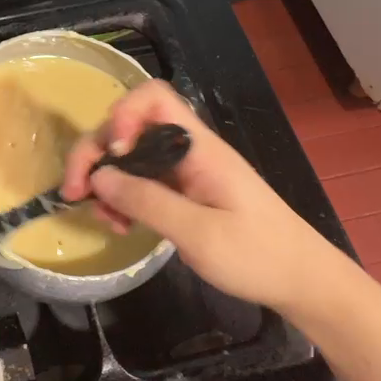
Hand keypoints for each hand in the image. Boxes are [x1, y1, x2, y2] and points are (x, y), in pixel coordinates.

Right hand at [60, 80, 343, 309]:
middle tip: (75, 192)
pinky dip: (123, 198)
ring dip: (107, 180)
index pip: (153, 97)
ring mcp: (185, 172)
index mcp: (197, 147)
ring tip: (101, 217)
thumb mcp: (198, 234)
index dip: (123, 113)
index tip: (112, 152)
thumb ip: (147, 201)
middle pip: (130, 128)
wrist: (305, 283)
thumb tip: (99, 176)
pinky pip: (142, 182)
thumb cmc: (258, 255)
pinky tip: (120, 224)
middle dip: (97, 153)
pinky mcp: (185, 194)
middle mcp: (187, 150)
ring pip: (131, 156)